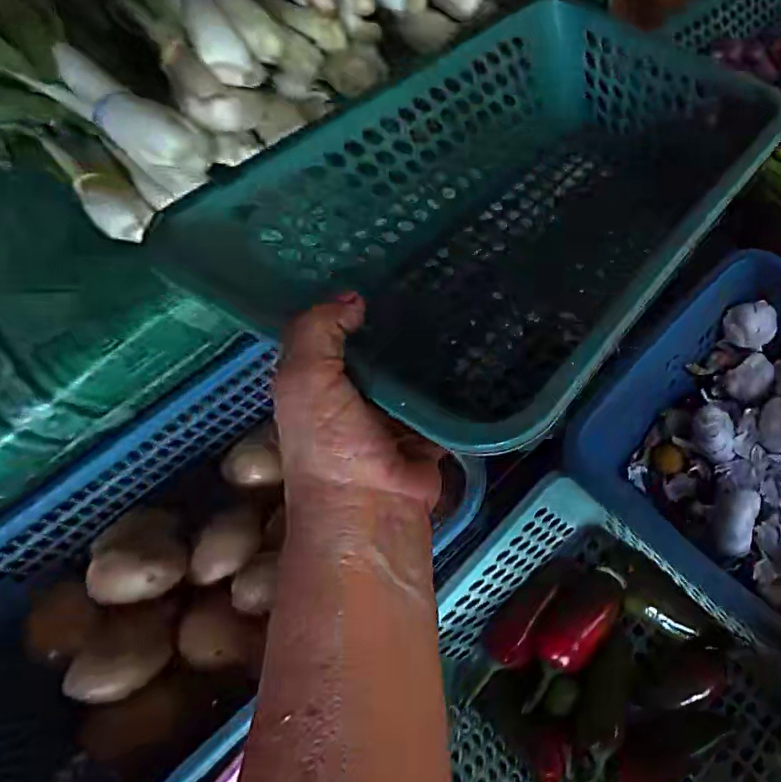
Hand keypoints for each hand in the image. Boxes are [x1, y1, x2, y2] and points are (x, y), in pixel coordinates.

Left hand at [271, 293, 443, 510]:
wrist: (374, 506)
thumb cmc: (330, 443)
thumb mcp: (304, 379)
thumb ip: (317, 333)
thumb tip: (353, 300)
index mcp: (319, 385)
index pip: (333, 336)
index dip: (348, 308)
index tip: (378, 275)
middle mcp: (356, 398)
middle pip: (379, 352)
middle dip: (398, 324)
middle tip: (429, 286)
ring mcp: (396, 416)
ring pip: (414, 374)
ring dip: (432, 351)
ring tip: (458, 309)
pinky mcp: (429, 431)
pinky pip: (446, 400)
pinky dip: (459, 383)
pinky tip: (477, 351)